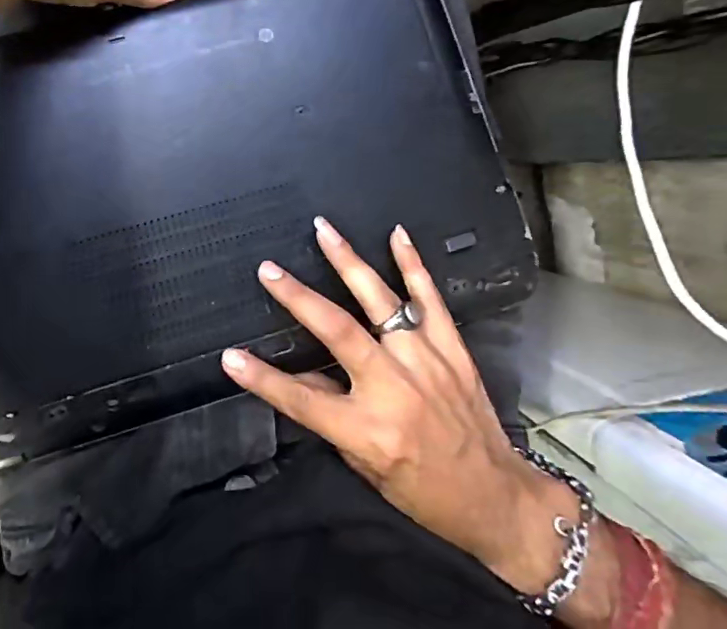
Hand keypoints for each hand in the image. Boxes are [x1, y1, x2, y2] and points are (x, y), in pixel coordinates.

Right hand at [221, 218, 588, 598]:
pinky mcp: (451, 347)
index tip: (232, 356)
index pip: (301, 398)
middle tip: (269, 270)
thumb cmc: (425, 491)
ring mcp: (424, 360)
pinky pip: (429, 297)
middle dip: (297, 297)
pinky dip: (412, 263)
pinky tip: (396, 234)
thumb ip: (335, 417)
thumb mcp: (367, 467)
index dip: (261, 378)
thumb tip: (305, 374)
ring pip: (380, 300)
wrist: (493, 495)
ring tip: (324, 230)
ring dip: (347, 261)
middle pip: (336, 331)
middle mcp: (393, 387)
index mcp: (367, 429)